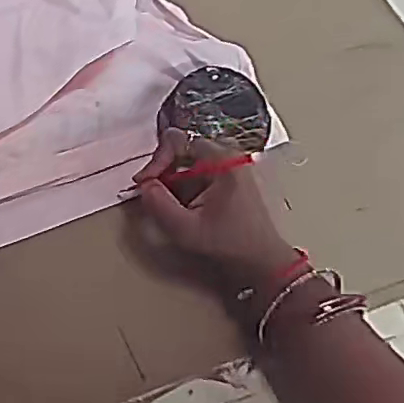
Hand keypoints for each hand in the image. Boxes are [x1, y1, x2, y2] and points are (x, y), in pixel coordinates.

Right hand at [132, 128, 295, 290]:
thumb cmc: (230, 244)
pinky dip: (182, 188)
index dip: (156, 160)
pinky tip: (180, 208)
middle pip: (181, 150)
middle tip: (151, 193)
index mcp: (223, 162)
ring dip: (171, 182)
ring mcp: (229, 168)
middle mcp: (228, 158)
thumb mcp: (185, 228)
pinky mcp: (226, 180)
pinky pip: (196, 175)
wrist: (260, 261)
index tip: (146, 182)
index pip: (178, 141)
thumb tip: (143, 186)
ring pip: (187, 164)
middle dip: (162, 171)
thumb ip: (159, 204)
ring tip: (167, 205)